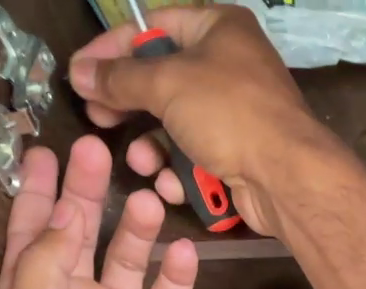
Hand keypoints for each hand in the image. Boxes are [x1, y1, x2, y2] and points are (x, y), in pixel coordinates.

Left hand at [0, 135, 197, 288]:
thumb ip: (44, 266)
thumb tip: (62, 213)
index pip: (29, 237)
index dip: (35, 194)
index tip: (44, 149)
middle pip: (77, 238)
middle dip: (86, 194)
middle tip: (102, 151)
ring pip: (125, 263)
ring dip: (134, 229)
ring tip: (149, 197)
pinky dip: (175, 275)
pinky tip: (184, 250)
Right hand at [69, 4, 340, 236]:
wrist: (285, 176)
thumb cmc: (228, 113)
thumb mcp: (167, 84)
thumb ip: (120, 78)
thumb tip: (81, 73)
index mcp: (219, 28)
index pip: (154, 27)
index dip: (113, 48)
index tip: (80, 71)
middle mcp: (230, 67)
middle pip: (164, 81)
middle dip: (131, 106)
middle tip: (98, 118)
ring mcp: (236, 117)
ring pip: (179, 127)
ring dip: (154, 148)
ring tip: (140, 162)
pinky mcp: (239, 157)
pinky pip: (199, 159)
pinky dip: (182, 173)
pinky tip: (171, 185)